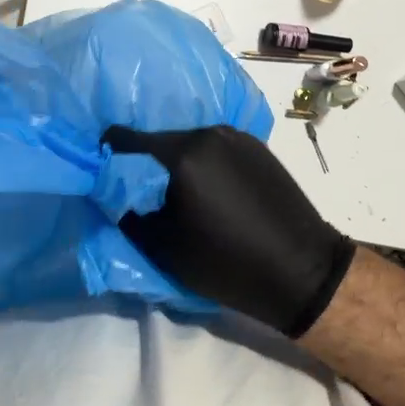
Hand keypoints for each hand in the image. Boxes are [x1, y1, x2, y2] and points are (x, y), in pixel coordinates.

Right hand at [105, 125, 356, 336]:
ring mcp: (235, 136)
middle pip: (157, 139)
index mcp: (181, 154)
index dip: (107, 156)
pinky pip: (213, 147)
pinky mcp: (256, 145)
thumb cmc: (225, 264)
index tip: (103, 175)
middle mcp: (207, 133)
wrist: (301, 272)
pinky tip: (209, 191)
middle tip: (143, 193)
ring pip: (186, 142)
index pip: (125, 139)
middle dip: (144, 162)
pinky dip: (202, 163)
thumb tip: (109, 192)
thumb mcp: (161, 247)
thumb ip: (126, 213)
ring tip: (179, 195)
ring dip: (175, 162)